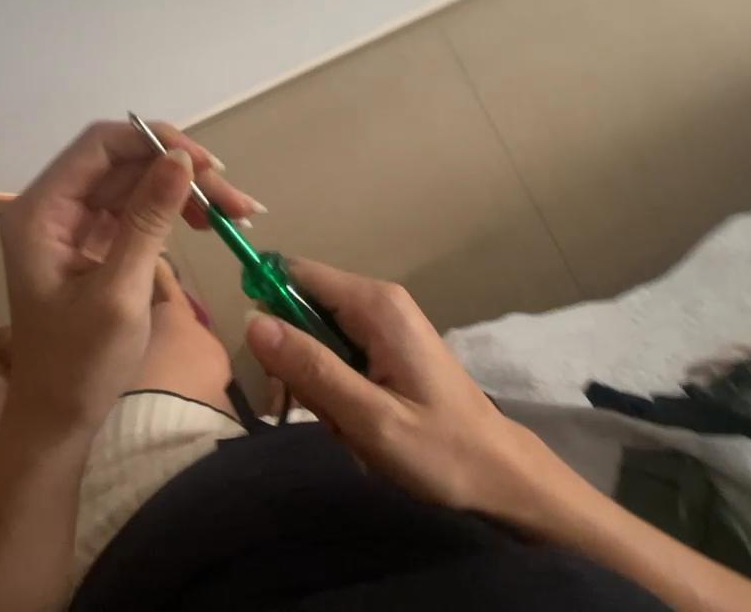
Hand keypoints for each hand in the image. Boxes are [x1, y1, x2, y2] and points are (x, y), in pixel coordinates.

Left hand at [0, 120, 255, 435]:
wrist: (58, 421)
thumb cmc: (80, 366)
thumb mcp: (120, 292)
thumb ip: (149, 221)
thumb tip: (182, 159)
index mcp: (41, 212)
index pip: (100, 145)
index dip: (154, 142)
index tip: (206, 165)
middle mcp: (55, 207)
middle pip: (126, 162)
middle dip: (182, 172)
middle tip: (235, 201)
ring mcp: (76, 223)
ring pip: (139, 182)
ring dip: (188, 191)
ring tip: (236, 213)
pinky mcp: (96, 240)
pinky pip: (140, 207)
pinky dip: (177, 211)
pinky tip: (210, 222)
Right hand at [243, 259, 577, 520]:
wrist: (499, 476)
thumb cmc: (441, 451)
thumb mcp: (369, 418)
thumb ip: (311, 368)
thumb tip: (251, 320)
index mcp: (375, 305)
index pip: (295, 274)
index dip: (267, 307)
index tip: (265, 365)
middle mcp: (377, 302)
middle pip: (300, 308)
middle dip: (294, 362)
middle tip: (319, 412)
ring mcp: (383, 325)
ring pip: (314, 339)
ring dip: (315, 386)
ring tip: (346, 426)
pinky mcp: (385, 348)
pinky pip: (335, 357)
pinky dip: (333, 392)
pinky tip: (356, 424)